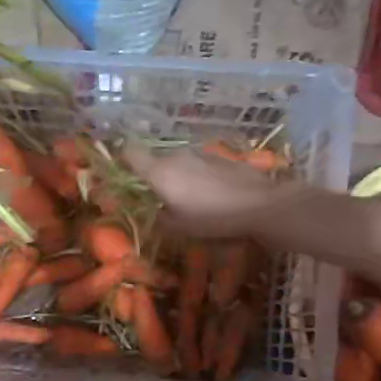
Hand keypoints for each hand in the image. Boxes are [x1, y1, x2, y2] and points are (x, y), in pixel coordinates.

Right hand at [124, 145, 311, 237]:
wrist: (259, 204)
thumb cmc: (213, 218)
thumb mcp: (179, 227)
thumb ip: (159, 218)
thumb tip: (154, 211)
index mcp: (160, 171)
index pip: (130, 152)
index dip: (122, 159)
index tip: (122, 173)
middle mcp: (176, 155)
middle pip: (155, 159)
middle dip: (154, 175)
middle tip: (159, 197)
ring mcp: (200, 153)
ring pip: (178, 161)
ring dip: (178, 176)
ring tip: (188, 198)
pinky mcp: (219, 156)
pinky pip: (198, 164)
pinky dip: (197, 176)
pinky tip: (209, 194)